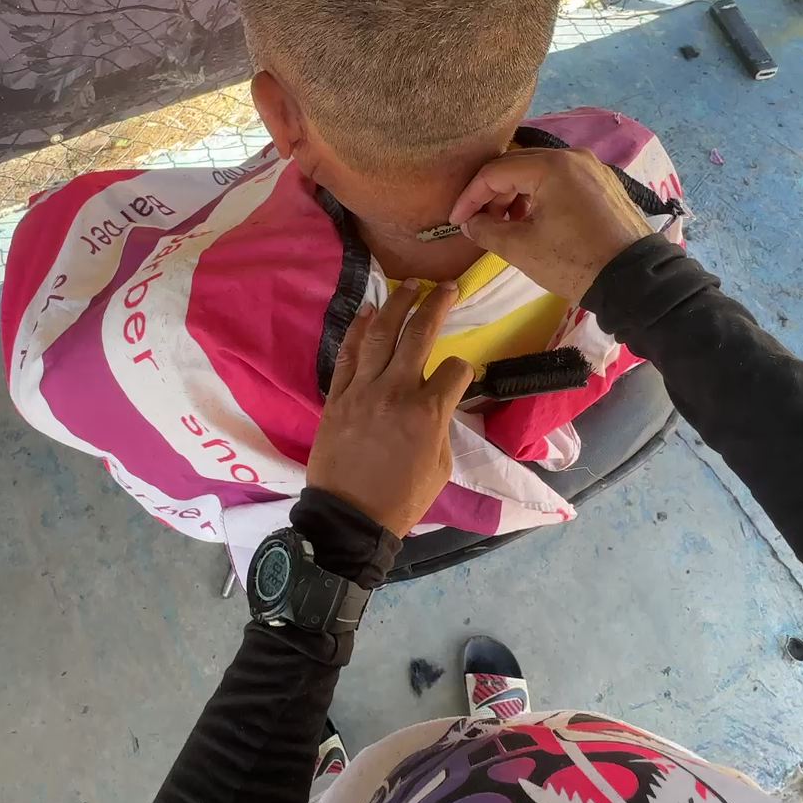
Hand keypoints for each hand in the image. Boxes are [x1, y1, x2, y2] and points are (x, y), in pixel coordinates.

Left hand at [307, 280, 475, 536]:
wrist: (349, 517)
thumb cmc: (401, 498)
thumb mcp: (440, 466)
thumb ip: (441, 426)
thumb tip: (437, 403)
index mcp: (428, 413)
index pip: (456, 370)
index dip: (465, 369)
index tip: (463, 375)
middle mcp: (396, 391)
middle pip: (419, 335)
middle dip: (437, 305)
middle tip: (448, 286)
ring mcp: (362, 390)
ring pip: (380, 335)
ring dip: (396, 305)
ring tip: (409, 285)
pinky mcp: (337, 395)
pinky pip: (348, 354)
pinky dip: (357, 330)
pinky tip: (369, 311)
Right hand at [448, 147, 653, 301]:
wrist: (634, 281)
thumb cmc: (573, 261)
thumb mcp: (521, 248)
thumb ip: (487, 230)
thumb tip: (470, 223)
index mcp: (550, 166)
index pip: (494, 173)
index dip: (469, 197)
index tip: (456, 221)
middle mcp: (572, 157)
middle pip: (516, 166)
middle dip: (492, 195)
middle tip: (479, 223)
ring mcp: (592, 168)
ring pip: (539, 173)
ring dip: (515, 196)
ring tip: (505, 226)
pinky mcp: (603, 184)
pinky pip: (560, 181)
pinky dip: (539, 196)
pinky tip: (532, 222)